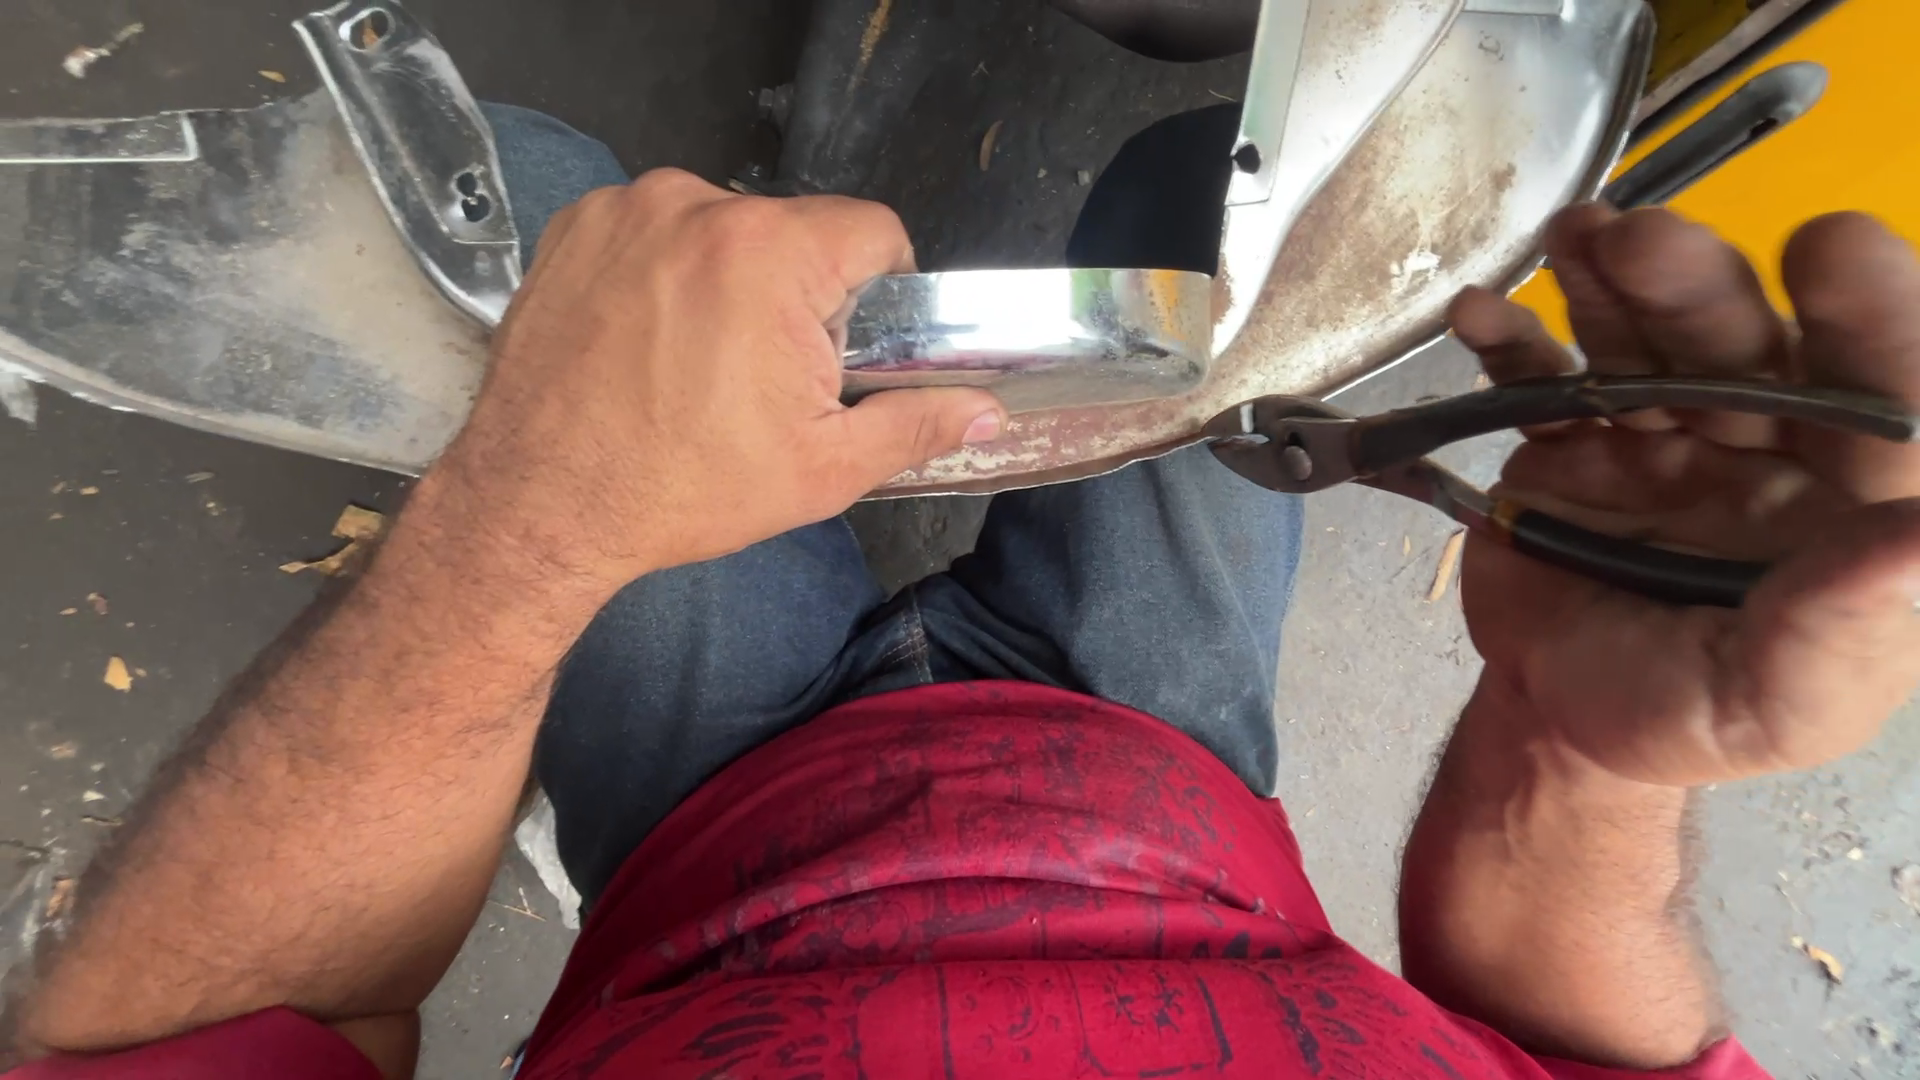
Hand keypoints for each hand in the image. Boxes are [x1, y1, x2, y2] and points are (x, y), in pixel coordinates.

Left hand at [416, 169, 1004, 588]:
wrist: (541, 505)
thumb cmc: (690, 490)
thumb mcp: (825, 468)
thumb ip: (916, 424)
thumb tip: (989, 411)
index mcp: (768, 254)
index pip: (873, 230)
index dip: (883, 290)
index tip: (855, 345)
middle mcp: (695, 203)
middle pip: (798, 233)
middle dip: (807, 296)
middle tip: (775, 377)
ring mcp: (626, 208)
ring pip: (729, 231)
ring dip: (739, 284)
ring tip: (707, 364)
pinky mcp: (577, 225)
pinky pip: (662, 233)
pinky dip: (674, 275)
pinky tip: (653, 342)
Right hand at [1448, 207, 1919, 786]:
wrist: (1555, 707)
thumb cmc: (1678, 714)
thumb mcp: (1774, 700)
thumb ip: (1847, 627)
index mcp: (1844, 498)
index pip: (1880, 394)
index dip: (1868, 316)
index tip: (1830, 246)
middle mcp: (1756, 447)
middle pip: (1736, 348)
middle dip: (1693, 286)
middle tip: (1642, 239)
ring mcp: (1649, 438)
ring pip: (1636, 345)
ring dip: (1602, 287)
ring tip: (1571, 235)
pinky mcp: (1560, 444)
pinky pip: (1533, 383)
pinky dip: (1505, 343)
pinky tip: (1477, 314)